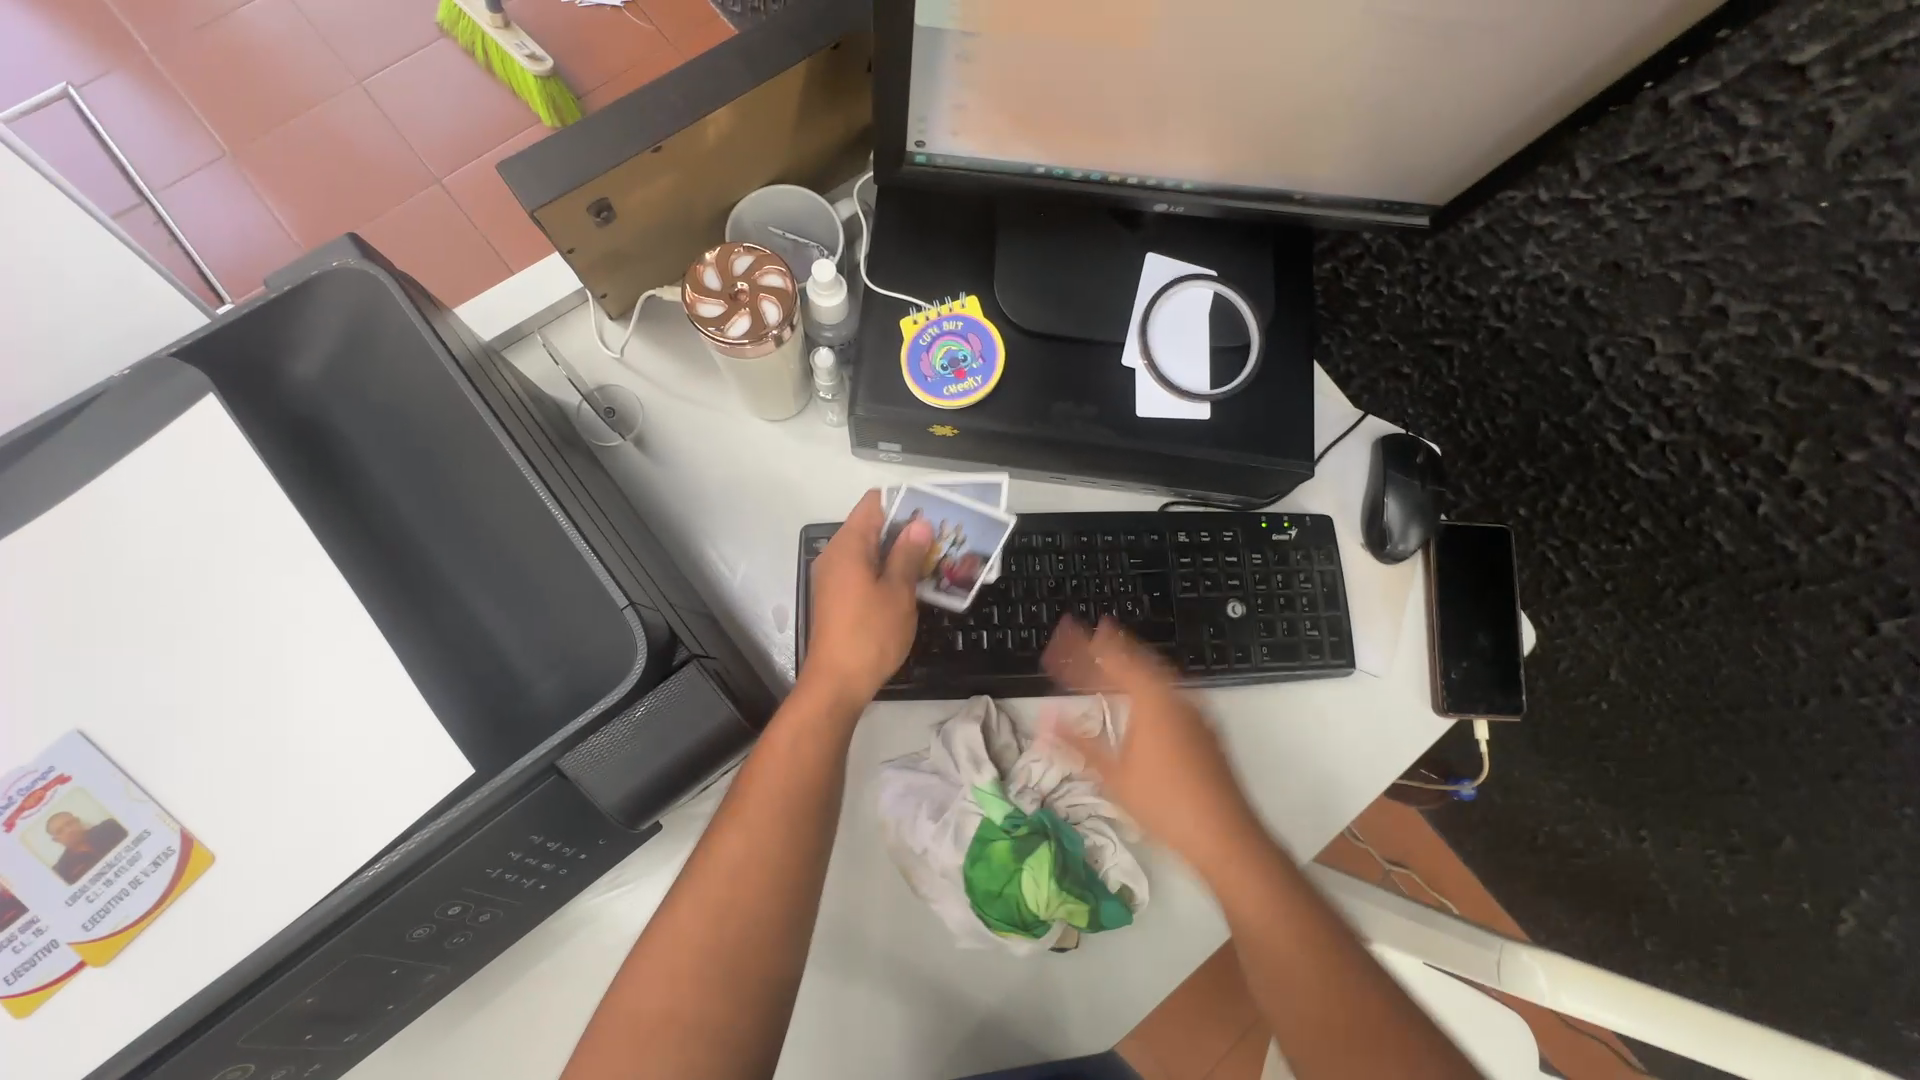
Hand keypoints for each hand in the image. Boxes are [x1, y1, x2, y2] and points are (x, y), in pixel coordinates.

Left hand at [798, 490, 932, 710]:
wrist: (837, 683)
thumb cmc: (870, 634)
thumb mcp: (898, 592)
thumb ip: (907, 554)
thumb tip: (919, 523)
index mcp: (848, 545)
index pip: (874, 504)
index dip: (904, 502)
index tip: (933, 512)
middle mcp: (835, 555)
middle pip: (871, 526)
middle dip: (905, 529)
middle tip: (941, 539)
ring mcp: (834, 578)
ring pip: (869, 552)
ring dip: (898, 554)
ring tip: (933, 561)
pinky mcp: (837, 598)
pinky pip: (863, 572)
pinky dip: (886, 572)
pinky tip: (912, 585)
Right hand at [1042, 617, 1265, 873]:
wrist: (1224, 833)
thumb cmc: (1164, 804)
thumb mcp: (1112, 775)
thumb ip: (1077, 743)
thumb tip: (1045, 720)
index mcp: (1150, 700)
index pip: (1112, 660)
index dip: (1086, 646)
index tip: (1068, 631)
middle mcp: (1175, 696)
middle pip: (1139, 659)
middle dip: (1112, 645)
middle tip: (1092, 632)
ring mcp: (1196, 711)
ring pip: (1159, 674)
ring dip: (1133, 662)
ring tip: (1113, 656)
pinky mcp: (1206, 728)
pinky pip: (1173, 691)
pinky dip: (1152, 683)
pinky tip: (1146, 696)